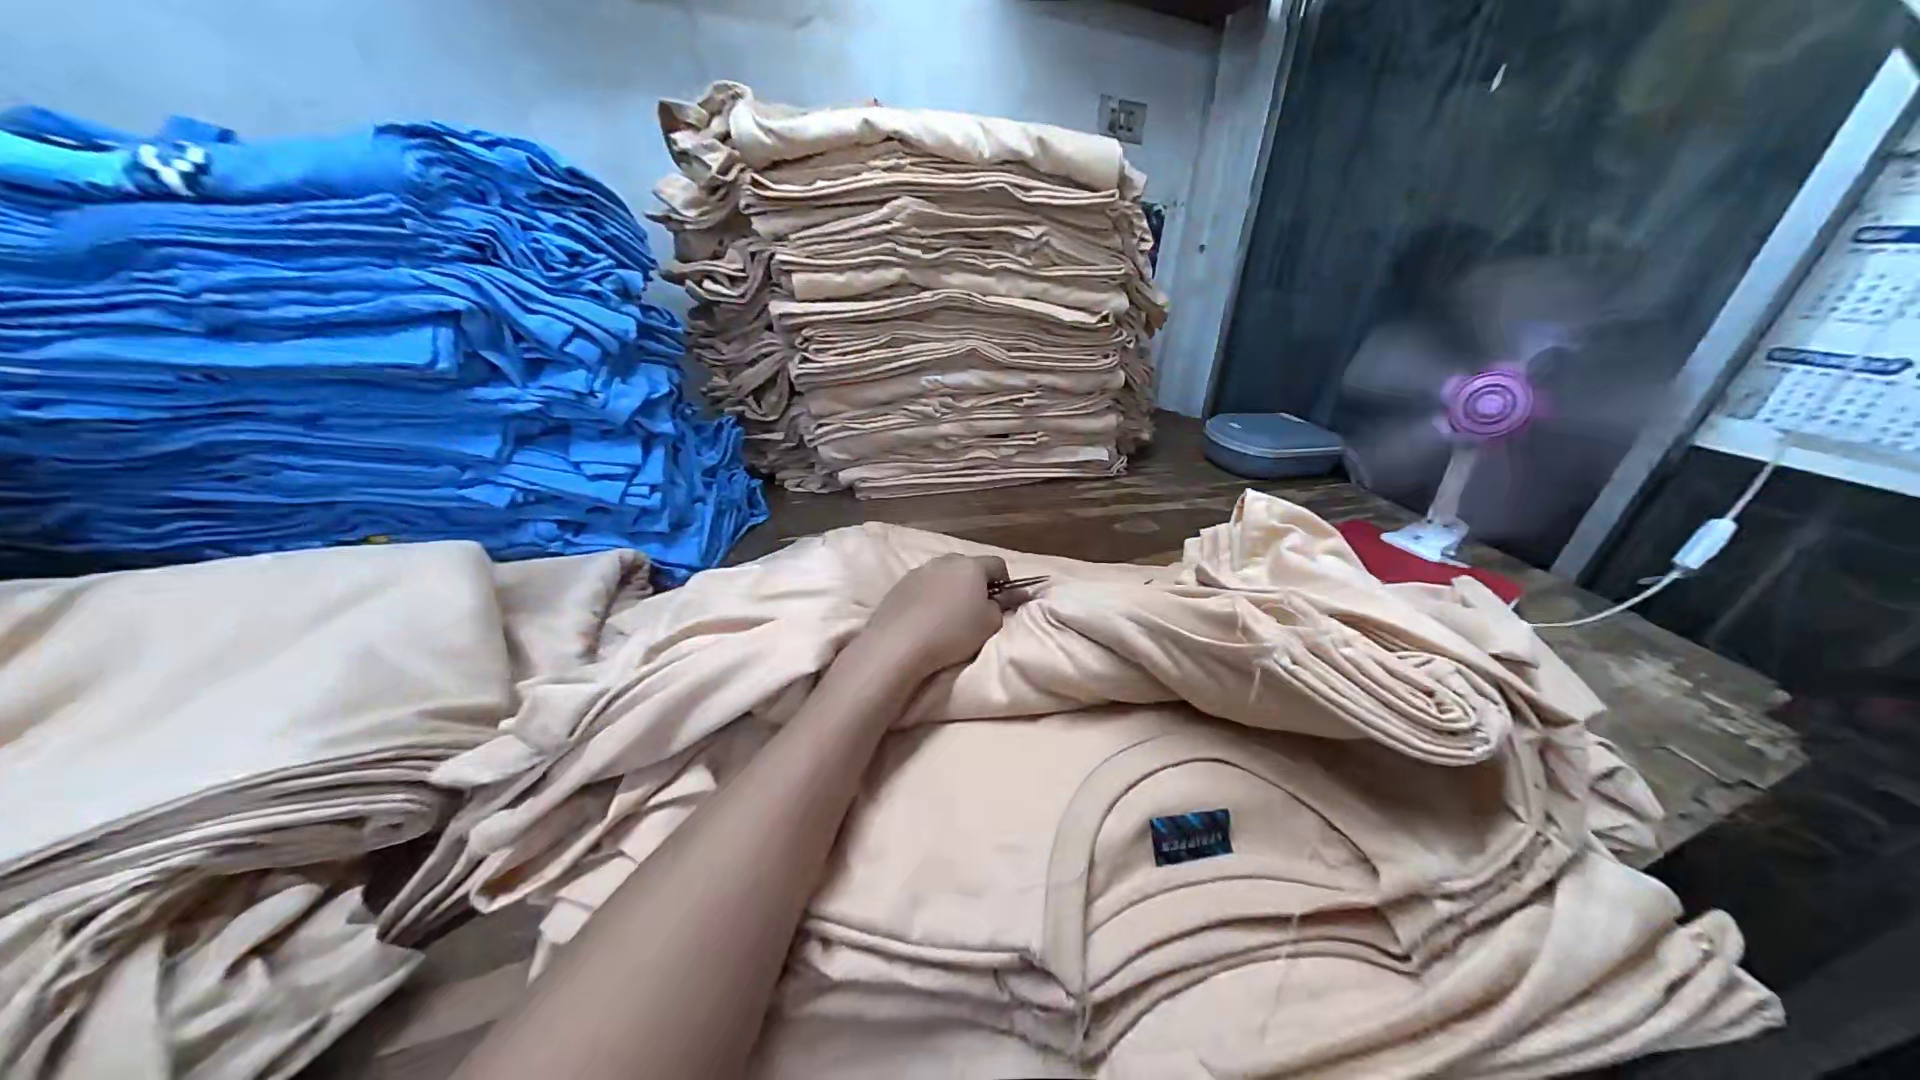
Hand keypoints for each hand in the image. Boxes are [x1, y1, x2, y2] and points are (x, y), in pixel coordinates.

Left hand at [859, 554, 1027, 676]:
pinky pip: (922, 587)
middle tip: (975, 610)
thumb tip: (1013, 595)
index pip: (998, 564)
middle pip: (967, 566)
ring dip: (950, 589)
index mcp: (971, 565)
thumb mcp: (990, 624)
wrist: (898, 645)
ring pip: (943, 575)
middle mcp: (944, 561)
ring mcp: (918, 571)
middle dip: (975, 584)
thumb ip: (1003, 606)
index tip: (1001, 603)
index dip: (1004, 582)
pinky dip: (928, 598)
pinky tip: (925, 620)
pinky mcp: (898, 586)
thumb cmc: (953, 632)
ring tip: (947, 617)